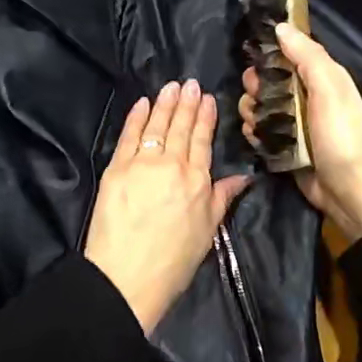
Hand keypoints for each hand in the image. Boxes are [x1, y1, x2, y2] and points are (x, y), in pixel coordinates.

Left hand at [86, 80, 252, 333]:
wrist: (127, 278)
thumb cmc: (172, 262)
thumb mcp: (208, 231)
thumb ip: (223, 198)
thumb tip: (244, 177)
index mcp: (198, 181)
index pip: (203, 140)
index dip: (205, 117)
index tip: (207, 98)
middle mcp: (172, 166)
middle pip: (180, 128)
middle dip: (186, 103)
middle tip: (190, 83)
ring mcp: (142, 165)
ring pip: (156, 126)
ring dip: (164, 104)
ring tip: (171, 86)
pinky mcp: (116, 169)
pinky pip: (129, 137)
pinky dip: (136, 118)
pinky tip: (142, 103)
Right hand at [240, 22, 361, 245]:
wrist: (347, 191)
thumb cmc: (341, 135)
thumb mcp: (330, 88)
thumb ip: (307, 56)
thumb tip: (281, 26)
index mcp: (321, 78)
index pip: (289, 54)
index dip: (269, 52)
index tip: (255, 56)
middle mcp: (306, 96)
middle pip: (268, 79)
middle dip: (255, 84)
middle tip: (256, 94)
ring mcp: (293, 123)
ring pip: (259, 104)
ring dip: (251, 109)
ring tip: (256, 121)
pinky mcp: (282, 145)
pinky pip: (258, 130)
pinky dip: (253, 131)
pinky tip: (255, 136)